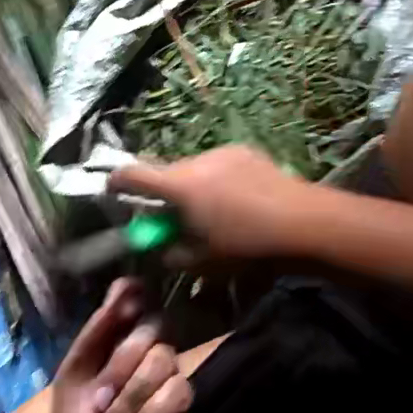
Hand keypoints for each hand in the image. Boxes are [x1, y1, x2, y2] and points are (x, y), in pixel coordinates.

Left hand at [52, 279, 192, 412]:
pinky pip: (177, 391)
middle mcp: (145, 347)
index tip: (123, 307)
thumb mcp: (73, 377)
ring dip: (129, 399)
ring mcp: (167, 373)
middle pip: (151, 326)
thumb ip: (96, 331)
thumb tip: (124, 283)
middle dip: (120, 365)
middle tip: (99, 400)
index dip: (130, 298)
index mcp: (116, 336)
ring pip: (162, 360)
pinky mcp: (184, 404)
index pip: (133, 296)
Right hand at [108, 146, 307, 258]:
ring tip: (212, 209)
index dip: (117, 181)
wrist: (301, 221)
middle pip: (167, 172)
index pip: (133, 174)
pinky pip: (219, 164)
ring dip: (193, 185)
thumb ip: (174, 253)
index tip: (111, 189)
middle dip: (164, 192)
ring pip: (194, 168)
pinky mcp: (245, 151)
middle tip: (173, 215)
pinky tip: (238, 199)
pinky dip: (217, 179)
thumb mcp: (204, 261)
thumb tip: (164, 248)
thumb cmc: (247, 245)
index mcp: (179, 186)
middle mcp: (196, 161)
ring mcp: (222, 152)